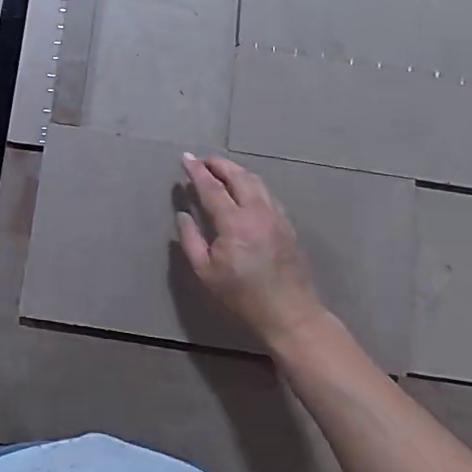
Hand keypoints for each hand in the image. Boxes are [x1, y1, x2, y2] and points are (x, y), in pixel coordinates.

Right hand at [176, 153, 325, 345]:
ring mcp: (276, 216)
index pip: (212, 188)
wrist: (289, 312)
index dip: (197, 171)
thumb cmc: (242, 296)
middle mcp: (258, 212)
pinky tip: (244, 190)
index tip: (186, 158)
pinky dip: (251, 184)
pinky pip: (267, 194)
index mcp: (235, 223)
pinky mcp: (287, 224)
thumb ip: (191, 240)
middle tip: (202, 161)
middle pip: (238, 176)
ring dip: (236, 171)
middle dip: (219, 164)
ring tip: (220, 170)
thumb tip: (183, 215)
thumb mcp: (206, 272)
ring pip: (256, 182)